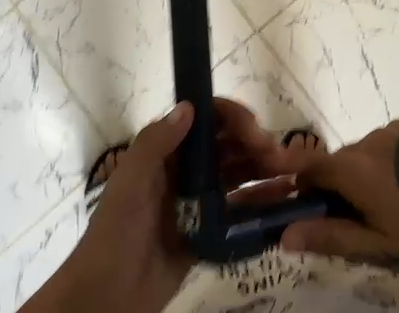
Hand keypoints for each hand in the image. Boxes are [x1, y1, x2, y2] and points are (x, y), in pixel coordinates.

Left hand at [26, 99, 307, 312]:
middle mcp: (183, 171)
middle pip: (226, 145)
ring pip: (237, 174)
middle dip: (254, 142)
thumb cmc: (117, 230)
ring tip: (289, 172)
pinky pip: (239, 210)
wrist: (109, 294)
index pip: (204, 121)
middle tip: (278, 155)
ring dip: (262, 167)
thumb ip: (156, 142)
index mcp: (164, 153)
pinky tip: (284, 197)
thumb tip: (191, 105)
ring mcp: (198, 201)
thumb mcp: (131, 182)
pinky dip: (261, 201)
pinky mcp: (208, 232)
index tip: (253, 128)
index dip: (230, 117)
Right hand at [280, 116, 398, 282]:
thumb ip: (329, 236)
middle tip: (362, 218)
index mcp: (357, 169)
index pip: (312, 166)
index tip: (306, 203)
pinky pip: (394, 139)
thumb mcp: (379, 247)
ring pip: (369, 149)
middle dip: (341, 184)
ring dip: (369, 170)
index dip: (303, 183)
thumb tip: (285, 234)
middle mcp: (373, 138)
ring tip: (397, 203)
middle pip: (342, 159)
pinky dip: (394, 157)